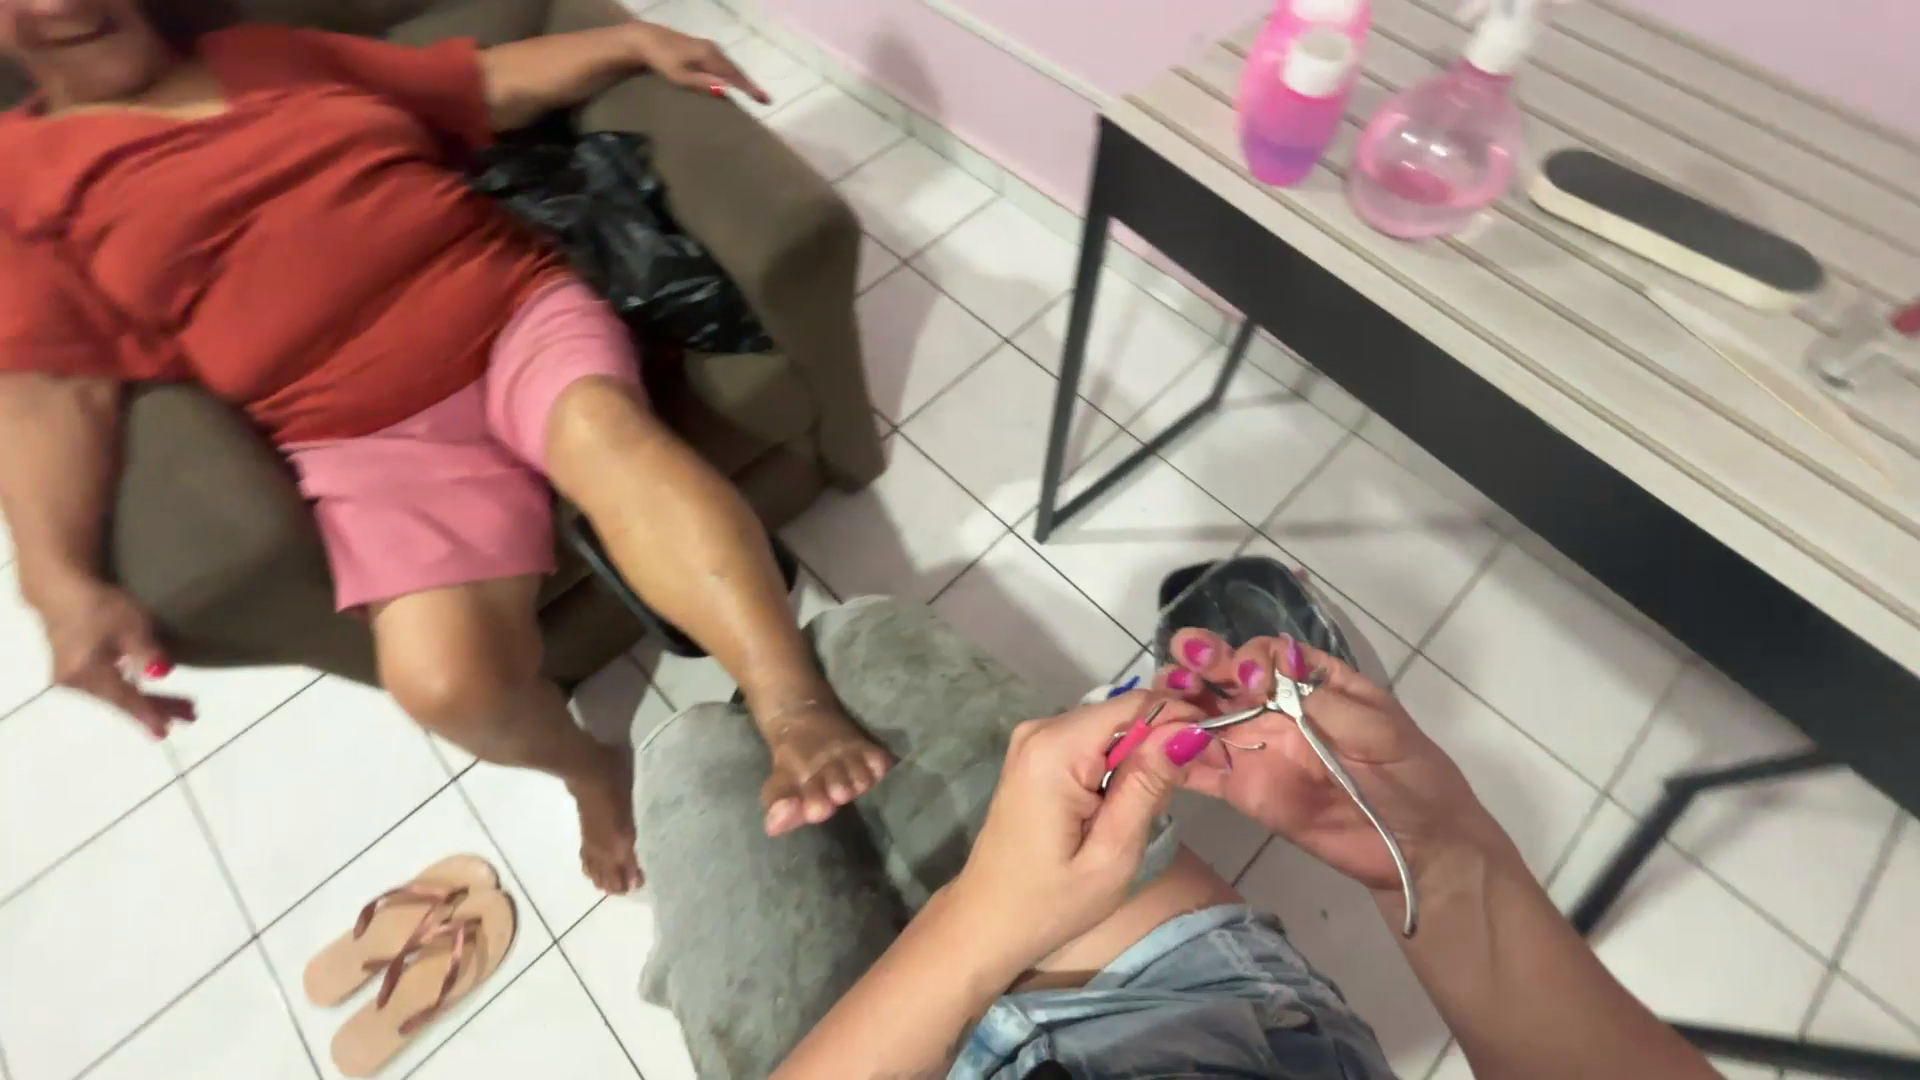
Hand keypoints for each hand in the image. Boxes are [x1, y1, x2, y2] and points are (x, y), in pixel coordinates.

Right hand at [35, 577, 193, 737]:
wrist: (64, 592)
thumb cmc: (103, 607)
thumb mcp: (132, 627)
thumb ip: (146, 652)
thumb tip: (160, 675)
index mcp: (87, 672)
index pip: (125, 699)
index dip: (147, 714)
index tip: (164, 732)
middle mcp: (74, 680)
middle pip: (122, 700)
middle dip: (157, 709)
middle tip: (192, 717)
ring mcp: (71, 676)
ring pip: (117, 695)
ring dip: (149, 702)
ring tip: (183, 709)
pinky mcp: (75, 669)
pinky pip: (110, 688)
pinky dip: (134, 693)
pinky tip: (152, 696)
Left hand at [631, 23, 769, 103]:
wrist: (646, 40)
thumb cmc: (663, 62)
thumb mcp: (682, 77)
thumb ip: (705, 84)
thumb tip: (727, 92)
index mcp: (710, 57)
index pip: (735, 76)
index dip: (750, 88)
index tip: (765, 99)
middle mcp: (713, 49)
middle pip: (736, 70)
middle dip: (750, 84)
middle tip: (764, 99)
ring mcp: (709, 47)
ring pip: (731, 65)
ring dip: (742, 78)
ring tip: (753, 91)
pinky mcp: (703, 47)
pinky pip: (724, 62)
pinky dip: (732, 72)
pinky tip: (734, 79)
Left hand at [944, 692, 1210, 969]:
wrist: (988, 918)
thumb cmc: (1051, 901)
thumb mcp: (1113, 853)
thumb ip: (1148, 786)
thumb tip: (1188, 730)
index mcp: (1056, 749)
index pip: (1134, 705)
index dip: (1180, 718)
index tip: (1217, 748)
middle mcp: (1041, 728)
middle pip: (1121, 713)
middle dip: (1163, 740)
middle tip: (1198, 781)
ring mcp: (1033, 738)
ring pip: (1109, 727)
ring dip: (1141, 754)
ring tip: (1161, 800)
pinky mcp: (1035, 752)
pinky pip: (1089, 741)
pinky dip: (1116, 762)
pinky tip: (1125, 800)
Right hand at [1160, 629, 1504, 898]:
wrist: (1421, 852)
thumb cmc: (1413, 778)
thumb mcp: (1382, 732)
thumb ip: (1326, 702)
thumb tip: (1274, 665)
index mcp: (1308, 683)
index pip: (1264, 655)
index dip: (1247, 659)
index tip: (1249, 681)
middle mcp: (1272, 708)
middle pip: (1221, 676)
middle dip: (1195, 665)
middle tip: (1181, 671)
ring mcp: (1252, 747)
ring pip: (1200, 715)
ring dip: (1175, 704)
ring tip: (1158, 704)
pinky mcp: (1240, 788)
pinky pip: (1198, 768)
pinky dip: (1172, 756)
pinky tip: (1153, 748)